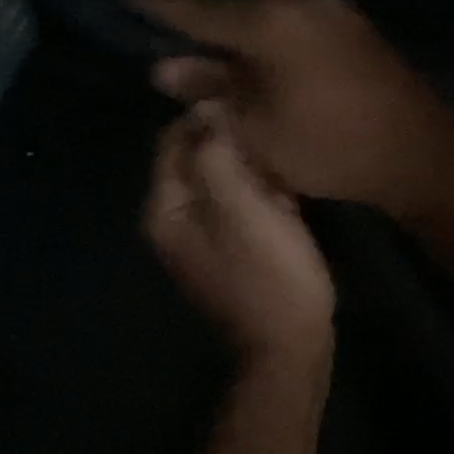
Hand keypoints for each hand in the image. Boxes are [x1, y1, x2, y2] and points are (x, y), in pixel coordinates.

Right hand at [127, 0, 453, 215]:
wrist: (416, 152)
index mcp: (270, 22)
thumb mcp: (255, 129)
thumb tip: (166, 70)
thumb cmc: (327, 147)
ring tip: (208, 56)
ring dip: (234, 31)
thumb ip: (209, 93)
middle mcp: (299, 1)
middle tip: (168, 39)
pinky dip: (263, 38)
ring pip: (263, 11)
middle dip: (199, 19)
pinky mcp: (349, 27)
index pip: (198, 8)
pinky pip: (290, 21)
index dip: (158, 3)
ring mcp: (330, 10)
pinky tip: (254, 62)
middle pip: (232, 3)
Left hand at [145, 104, 334, 359]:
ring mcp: (195, 239)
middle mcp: (169, 221)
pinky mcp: (223, 251)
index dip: (211, 117)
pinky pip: (235, 205)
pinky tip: (284, 203)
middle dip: (233, 147)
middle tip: (272, 149)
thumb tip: (206, 107)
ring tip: (282, 175)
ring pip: (219, 179)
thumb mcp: (243, 206)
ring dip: (249, 171)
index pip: (173, 138)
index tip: (252, 114)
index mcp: (164, 209)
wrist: (289, 347)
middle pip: (194, 157)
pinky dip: (257, 197)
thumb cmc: (270, 274)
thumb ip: (216, 153)